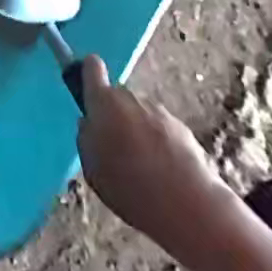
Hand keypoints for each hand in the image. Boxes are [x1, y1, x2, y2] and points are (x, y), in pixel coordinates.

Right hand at [77, 55, 224, 242]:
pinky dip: (161, 145)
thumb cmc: (127, 185)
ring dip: (139, 133)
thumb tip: (89, 124)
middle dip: (115, 116)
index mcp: (103, 102)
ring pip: (141, 115)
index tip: (87, 87)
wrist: (185, 203)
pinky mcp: (182, 128)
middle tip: (116, 149)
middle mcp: (131, 98)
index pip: (92, 67)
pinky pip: (163, 131)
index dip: (88, 72)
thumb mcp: (91, 166)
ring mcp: (159, 111)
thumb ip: (87, 138)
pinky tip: (164, 175)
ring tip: (142, 170)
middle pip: (118, 97)